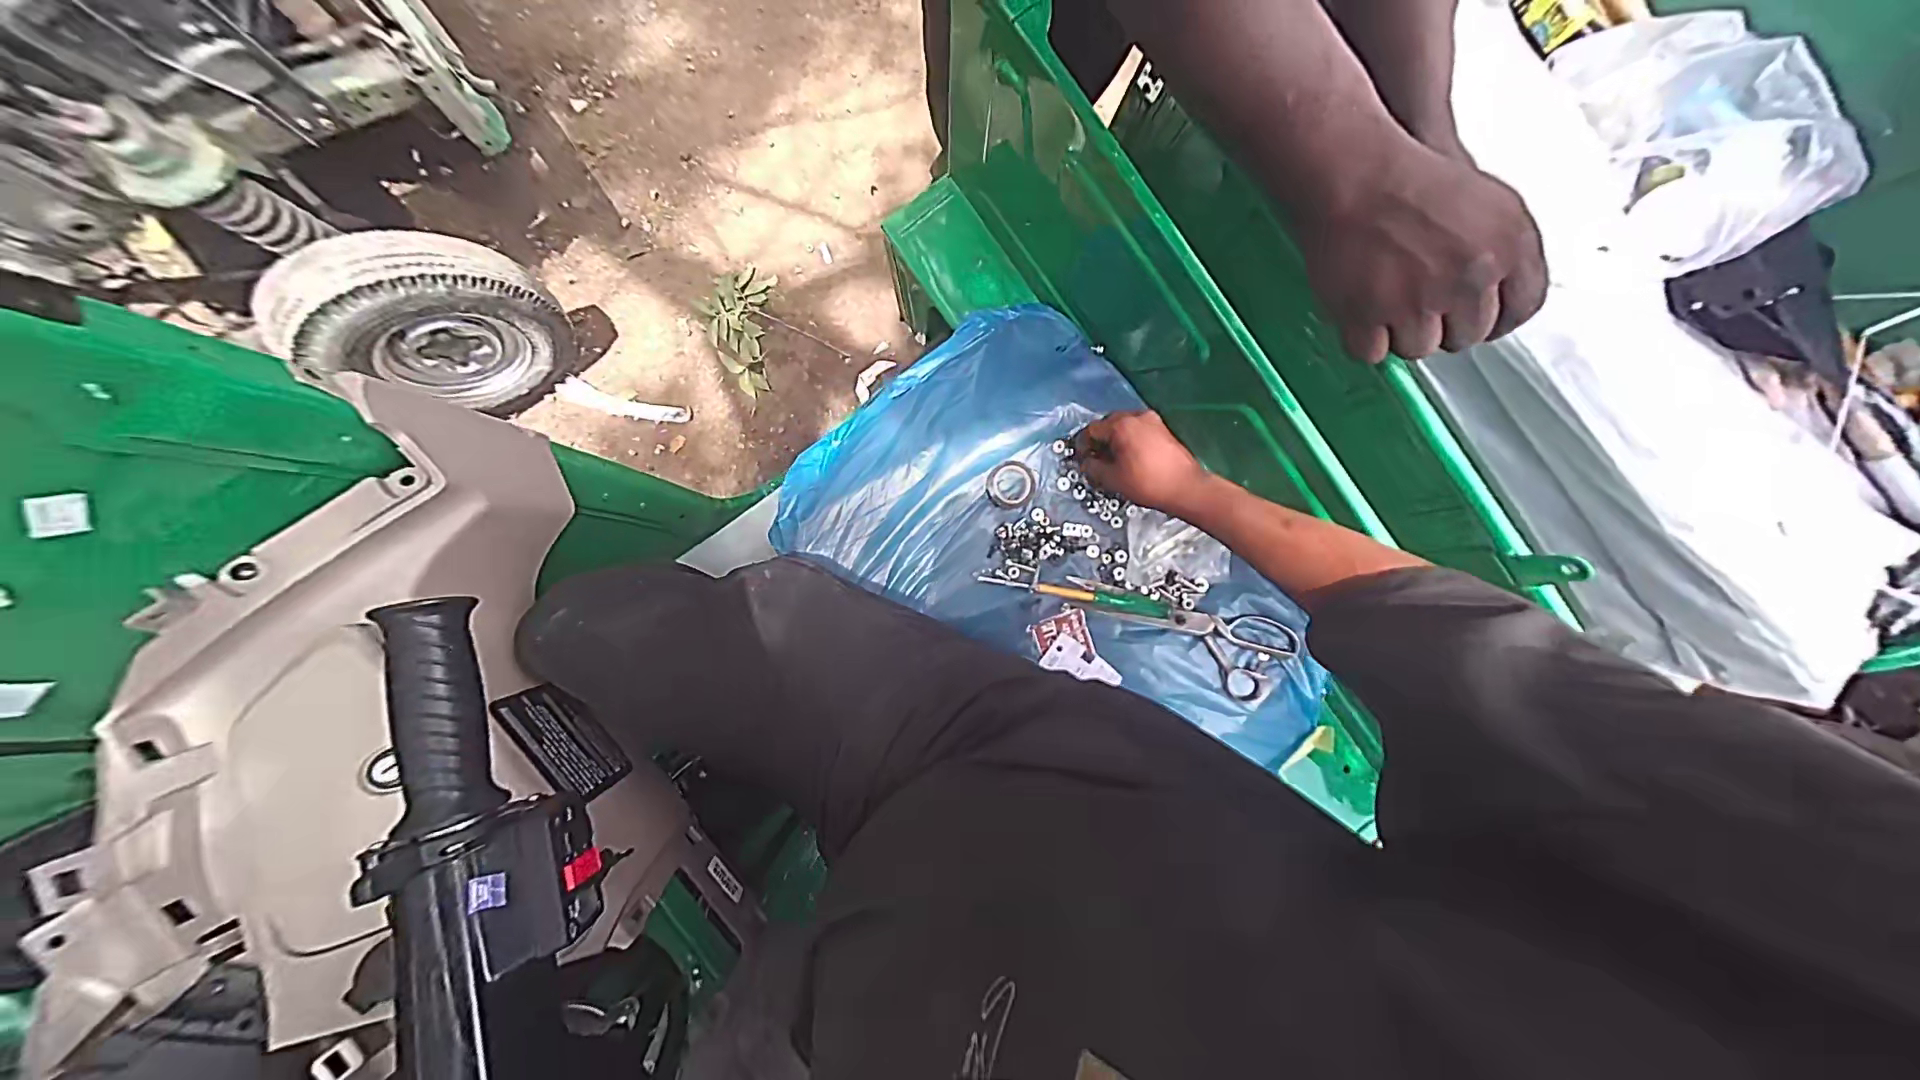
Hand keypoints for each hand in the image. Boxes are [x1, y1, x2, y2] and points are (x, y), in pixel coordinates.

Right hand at [1074, 410, 1214, 515]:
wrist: (1185, 488)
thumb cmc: (1147, 483)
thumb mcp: (1112, 479)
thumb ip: (1092, 467)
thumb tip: (1086, 463)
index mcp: (1121, 426)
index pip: (1091, 429)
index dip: (1082, 444)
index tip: (1081, 457)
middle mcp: (1137, 417)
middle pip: (1108, 424)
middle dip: (1099, 441)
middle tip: (1094, 459)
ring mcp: (1153, 421)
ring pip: (1124, 426)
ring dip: (1114, 440)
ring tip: (1112, 460)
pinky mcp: (1163, 429)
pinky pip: (1138, 430)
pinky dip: (1129, 440)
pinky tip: (1129, 458)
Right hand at [1292, 142, 1547, 362]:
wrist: (1356, 179)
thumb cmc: (1410, 183)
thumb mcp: (1488, 204)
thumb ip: (1500, 252)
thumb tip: (1495, 295)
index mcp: (1508, 247)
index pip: (1522, 308)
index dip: (1496, 319)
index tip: (1474, 320)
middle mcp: (1467, 278)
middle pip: (1466, 336)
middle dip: (1444, 326)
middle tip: (1420, 307)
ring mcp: (1415, 301)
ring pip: (1418, 349)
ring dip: (1401, 334)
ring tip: (1385, 305)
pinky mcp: (1368, 315)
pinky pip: (1372, 353)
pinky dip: (1364, 341)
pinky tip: (1361, 318)